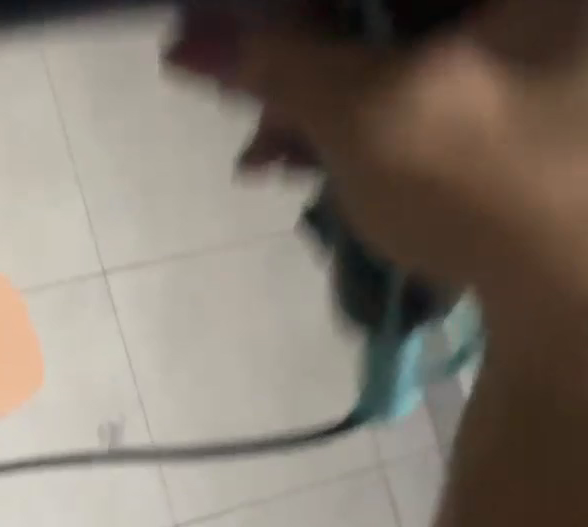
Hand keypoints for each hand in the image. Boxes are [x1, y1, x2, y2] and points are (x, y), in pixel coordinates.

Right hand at [166, 0, 587, 312]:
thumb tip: (196, 44)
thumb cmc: (493, 181)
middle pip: (379, 14)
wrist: (579, 280)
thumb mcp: (370, 116)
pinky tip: (309, 158)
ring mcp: (533, 46)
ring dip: (312, 96)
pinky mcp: (521, 93)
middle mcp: (535, 7)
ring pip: (389, 46)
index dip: (284, 13)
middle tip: (245, 114)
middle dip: (297, 57)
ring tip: (267, 158)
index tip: (216, 43)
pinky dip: (350, 116)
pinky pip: (413, 80)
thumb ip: (283, 67)